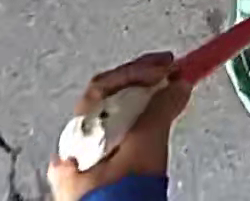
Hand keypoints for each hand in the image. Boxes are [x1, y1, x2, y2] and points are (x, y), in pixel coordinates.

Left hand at [48, 52, 192, 200]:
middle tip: (170, 74)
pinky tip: (156, 124)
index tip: (167, 63)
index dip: (138, 70)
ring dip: (143, 104)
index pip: (104, 86)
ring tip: (168, 96)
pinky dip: (140, 126)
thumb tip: (178, 83)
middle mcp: (70, 154)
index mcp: (73, 142)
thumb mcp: (146, 147)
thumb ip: (162, 108)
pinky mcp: (98, 186)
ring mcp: (82, 172)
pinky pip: (118, 143)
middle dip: (141, 85)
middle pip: (108, 102)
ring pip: (114, 122)